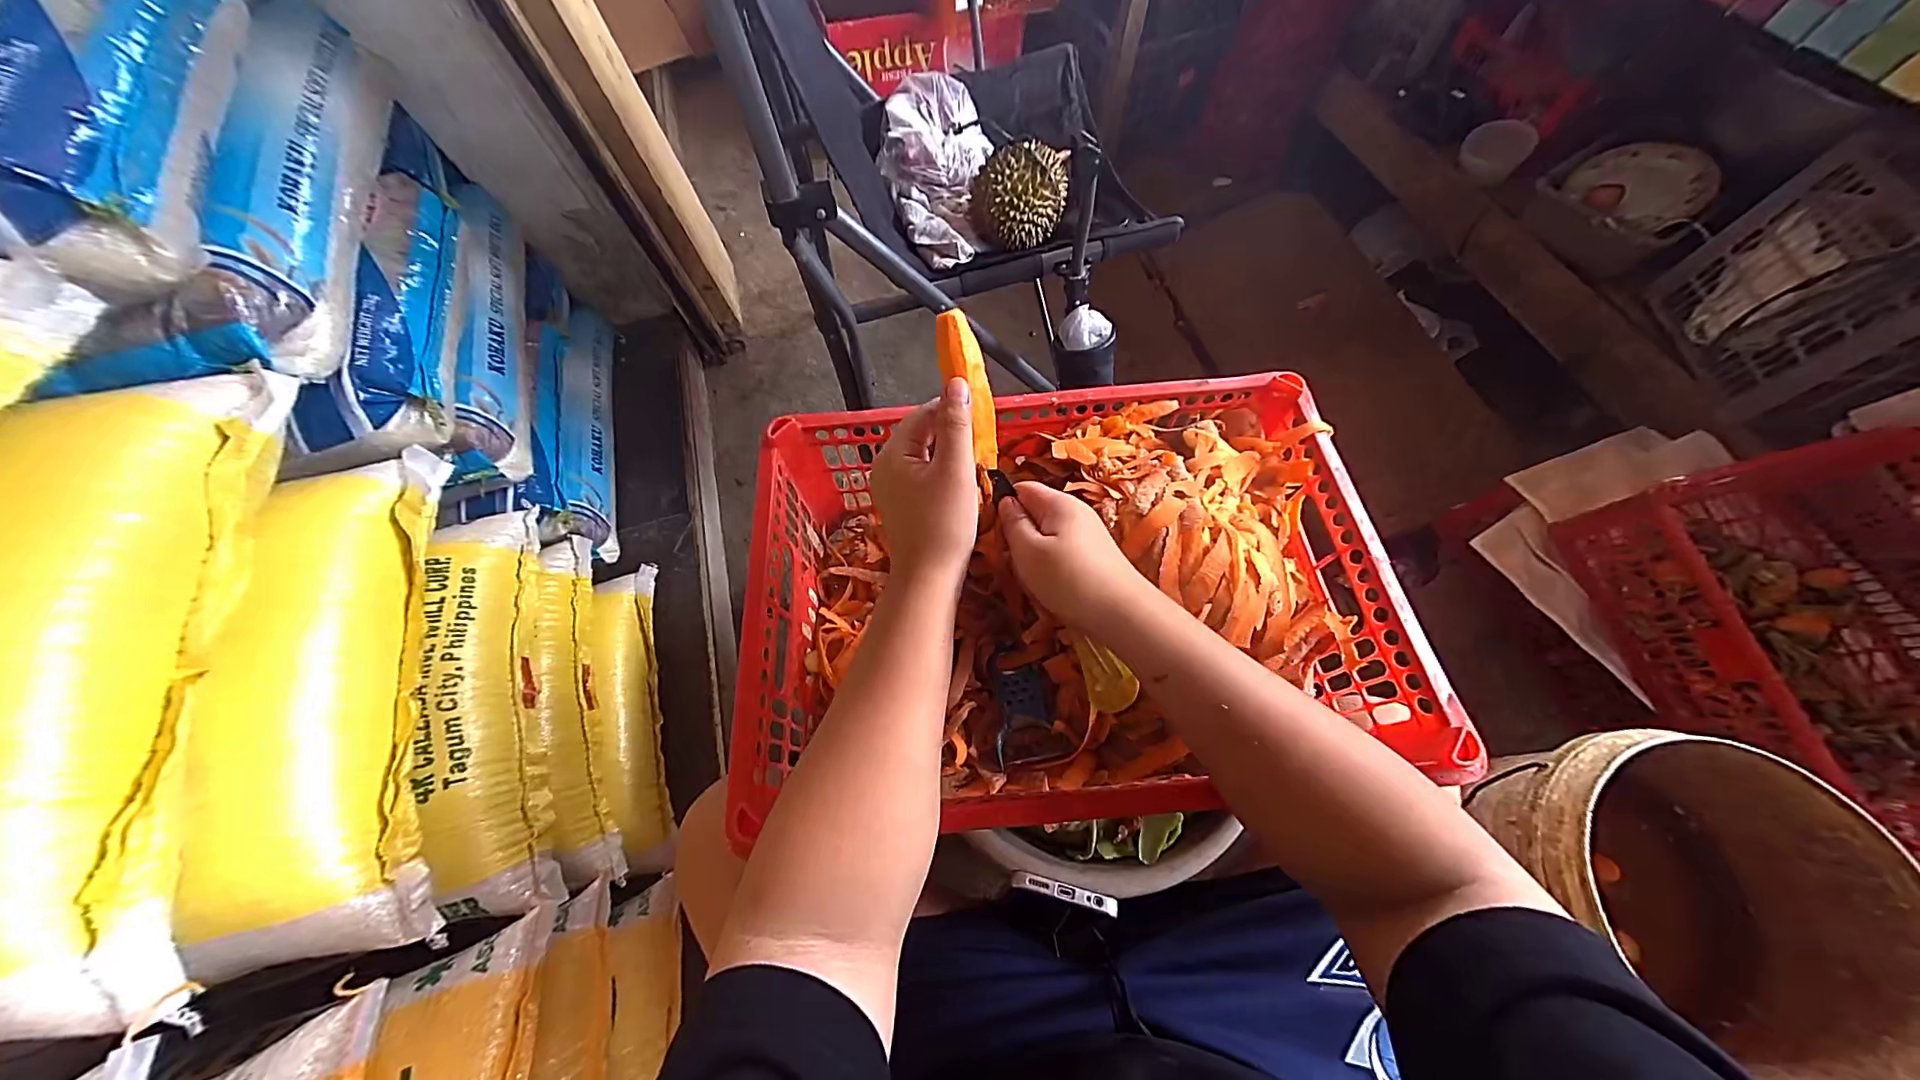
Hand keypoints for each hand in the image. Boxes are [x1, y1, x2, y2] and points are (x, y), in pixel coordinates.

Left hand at [871, 377, 979, 582]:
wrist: (929, 578)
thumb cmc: (943, 525)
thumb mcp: (955, 468)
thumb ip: (956, 424)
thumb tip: (956, 383)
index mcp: (892, 455)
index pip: (922, 415)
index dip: (951, 409)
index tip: (979, 416)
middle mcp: (885, 468)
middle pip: (921, 435)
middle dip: (950, 434)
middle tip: (980, 444)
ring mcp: (891, 489)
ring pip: (924, 457)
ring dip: (948, 455)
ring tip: (972, 465)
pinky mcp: (901, 506)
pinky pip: (922, 477)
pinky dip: (942, 475)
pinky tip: (960, 486)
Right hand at [999, 481, 1154, 627]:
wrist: (1123, 614)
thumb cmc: (1069, 580)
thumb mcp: (1028, 551)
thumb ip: (1013, 523)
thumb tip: (1006, 501)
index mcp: (1059, 503)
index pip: (1022, 488)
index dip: (1003, 504)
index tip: (993, 530)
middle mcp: (1077, 513)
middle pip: (1036, 513)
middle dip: (1019, 534)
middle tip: (1012, 560)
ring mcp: (1088, 535)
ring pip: (1047, 537)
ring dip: (1033, 555)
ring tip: (1032, 578)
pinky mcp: (1094, 557)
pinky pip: (1061, 553)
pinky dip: (1051, 567)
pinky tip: (1052, 588)